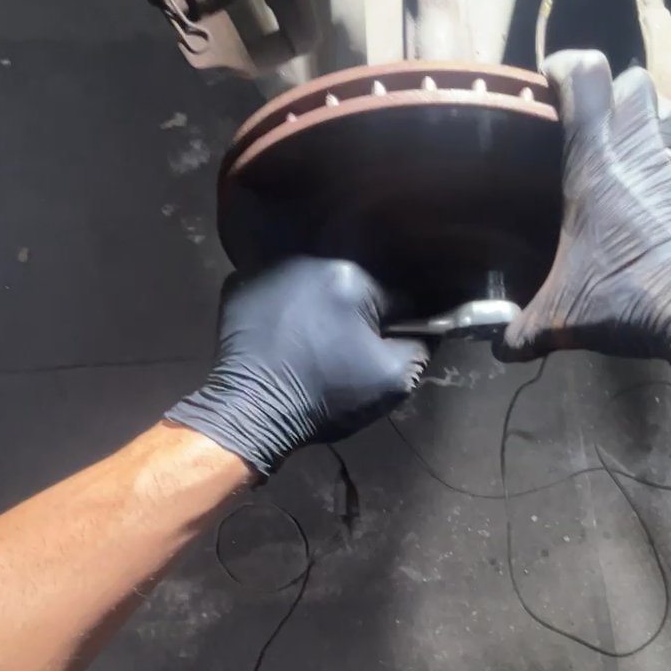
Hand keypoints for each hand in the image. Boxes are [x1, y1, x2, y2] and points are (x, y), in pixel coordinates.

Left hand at [167, 259, 428, 474]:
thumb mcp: (393, 380)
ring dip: (326, 305)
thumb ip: (421, 345)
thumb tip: (429, 327)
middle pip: (357, 284)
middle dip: (363, 312)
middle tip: (354, 349)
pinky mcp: (240, 284)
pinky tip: (290, 334)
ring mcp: (269, 267)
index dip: (404, 325)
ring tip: (321, 341)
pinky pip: (282, 288)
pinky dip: (291, 306)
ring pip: (318, 283)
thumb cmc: (327, 396)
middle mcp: (310, 258)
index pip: (400, 295)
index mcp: (352, 275)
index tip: (394, 347)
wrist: (252, 412)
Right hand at [499, 50, 670, 382]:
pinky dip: (665, 157)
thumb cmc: (629, 298)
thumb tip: (501, 351)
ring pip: (663, 108)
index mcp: (597, 161)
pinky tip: (652, 196)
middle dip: (609, 93)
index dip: (562, 69)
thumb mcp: (564, 319)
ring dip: (643, 118)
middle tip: (589, 126)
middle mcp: (641, 148)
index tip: (547, 87)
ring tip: (622, 155)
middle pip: (630, 81)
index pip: (583, 75)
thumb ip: (525, 331)